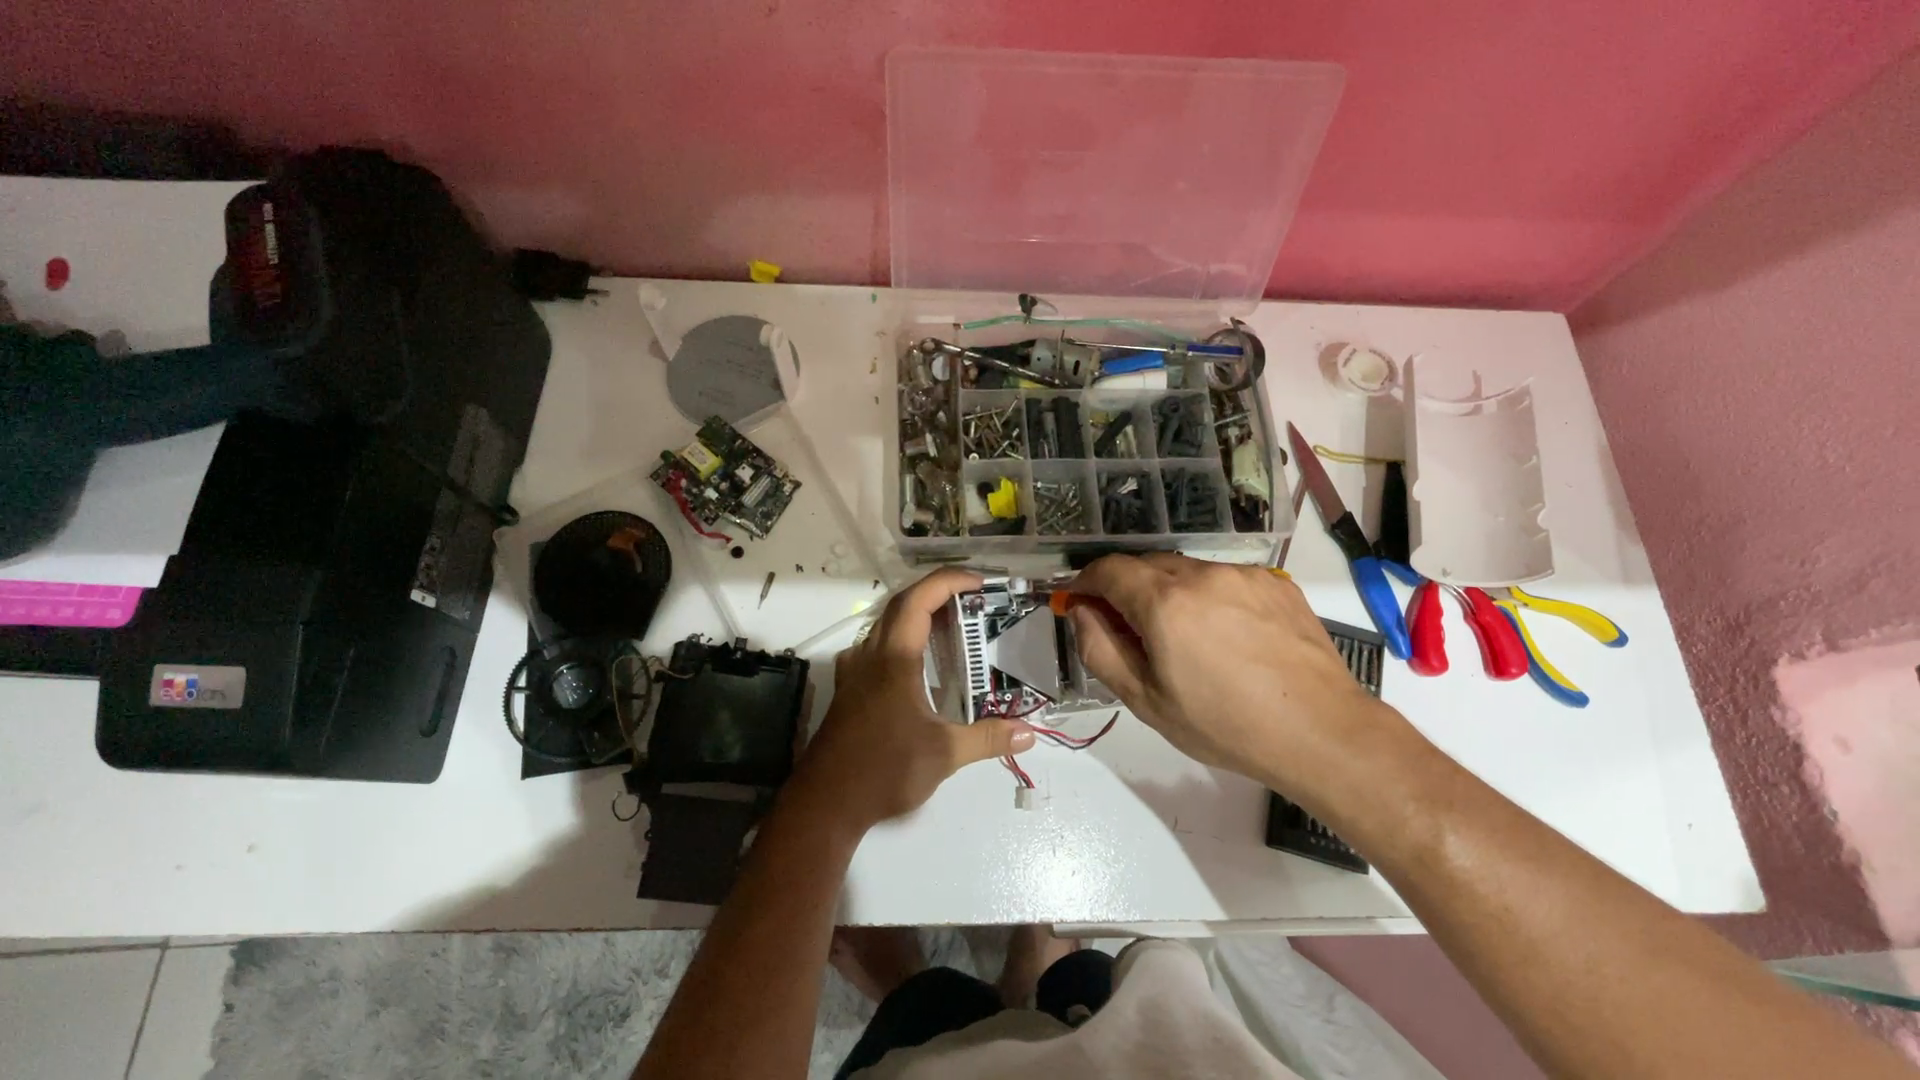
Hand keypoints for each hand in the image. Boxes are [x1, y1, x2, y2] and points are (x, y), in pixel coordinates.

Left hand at [788, 568, 1035, 833]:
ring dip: (917, 616)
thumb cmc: (883, 770)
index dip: (948, 581)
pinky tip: (919, 666)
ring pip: (885, 626)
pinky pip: (876, 650)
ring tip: (952, 627)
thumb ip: (987, 738)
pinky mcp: (849, 693)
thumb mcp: (943, 754)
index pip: (918, 600)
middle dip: (936, 593)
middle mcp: (870, 657)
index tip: (980, 582)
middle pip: (900, 605)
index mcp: (893, 660)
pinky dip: (902, 642)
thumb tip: (1028, 732)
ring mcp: (854, 674)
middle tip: (973, 600)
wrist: (825, 804)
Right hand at [1067, 554, 1420, 808]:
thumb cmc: (1225, 725)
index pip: (1109, 569)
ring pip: (1189, 571)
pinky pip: (1226, 580)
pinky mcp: (1277, 584)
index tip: (1080, 601)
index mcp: (1165, 602)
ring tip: (1185, 639)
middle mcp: (1203, 574)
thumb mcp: (1146, 701)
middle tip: (1128, 629)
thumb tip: (1080, 611)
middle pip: (1147, 565)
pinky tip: (1227, 638)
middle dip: (1127, 588)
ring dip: (1171, 593)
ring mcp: (1245, 575)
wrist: (1320, 731)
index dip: (1086, 581)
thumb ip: (1100, 649)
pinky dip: (1211, 598)